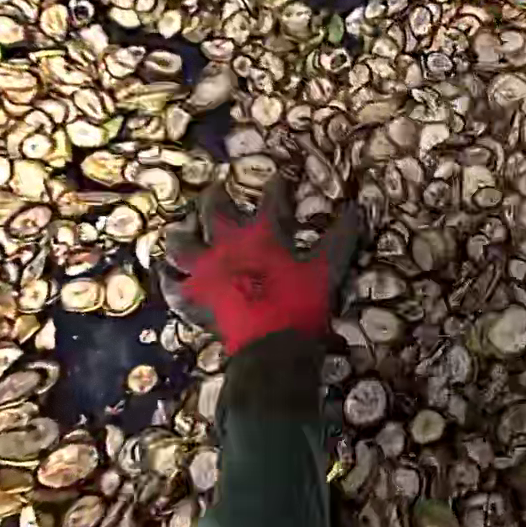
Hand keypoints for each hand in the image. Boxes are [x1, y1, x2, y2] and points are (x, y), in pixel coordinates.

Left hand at [161, 180, 359, 354]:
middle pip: (214, 212)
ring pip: (183, 244)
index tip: (280, 178)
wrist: (272, 349)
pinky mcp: (195, 298)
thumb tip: (358, 209)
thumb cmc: (300, 305)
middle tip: (217, 188)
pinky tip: (167, 274)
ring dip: (182, 234)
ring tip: (180, 228)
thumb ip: (340, 238)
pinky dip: (169, 279)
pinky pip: (174, 286)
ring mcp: (207, 271)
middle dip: (216, 196)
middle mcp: (229, 246)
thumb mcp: (329, 269)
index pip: (271, 201)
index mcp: (263, 235)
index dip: (277, 187)